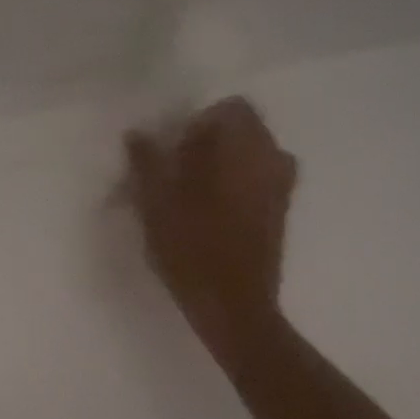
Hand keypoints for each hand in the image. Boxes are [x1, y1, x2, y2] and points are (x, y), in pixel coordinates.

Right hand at [126, 97, 298, 376]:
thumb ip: (147, 162)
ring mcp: (281, 187)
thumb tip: (138, 134)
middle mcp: (272, 157)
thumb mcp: (156, 204)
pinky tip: (202, 219)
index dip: (193, 125)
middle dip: (203, 147)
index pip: (226, 110)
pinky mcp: (279, 215)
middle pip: (238, 133)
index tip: (167, 153)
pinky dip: (229, 191)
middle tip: (168, 176)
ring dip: (216, 170)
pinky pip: (252, 185)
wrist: (235, 308)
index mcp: (245, 145)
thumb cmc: (193, 251)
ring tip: (182, 200)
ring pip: (245, 160)